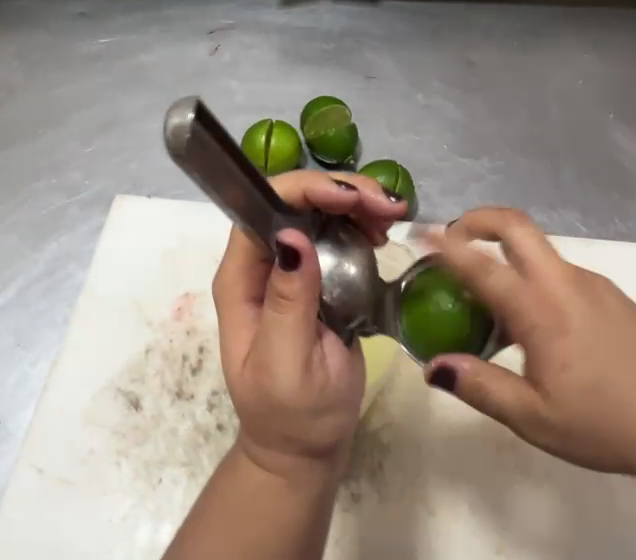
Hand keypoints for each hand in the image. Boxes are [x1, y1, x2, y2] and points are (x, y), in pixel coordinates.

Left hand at [211, 170, 404, 484]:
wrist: (307, 445)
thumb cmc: (291, 412)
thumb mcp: (287, 364)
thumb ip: (289, 301)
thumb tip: (293, 236)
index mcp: (242, 278)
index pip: (262, 209)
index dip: (304, 191)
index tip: (350, 199)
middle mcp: (265, 261)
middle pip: (296, 200)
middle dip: (342, 192)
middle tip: (388, 207)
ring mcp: (294, 265)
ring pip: (322, 209)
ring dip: (359, 203)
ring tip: (393, 216)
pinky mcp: (322, 274)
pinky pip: (341, 231)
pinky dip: (365, 222)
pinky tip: (386, 233)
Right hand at [423, 208, 635, 480]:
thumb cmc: (603, 425)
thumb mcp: (533, 418)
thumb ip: (480, 386)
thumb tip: (434, 365)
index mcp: (542, 310)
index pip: (484, 265)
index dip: (448, 246)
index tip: (422, 232)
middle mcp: (566, 282)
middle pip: (517, 226)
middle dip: (479, 220)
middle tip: (453, 240)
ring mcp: (593, 283)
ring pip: (539, 251)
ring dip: (506, 255)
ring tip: (488, 302)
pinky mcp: (610, 293)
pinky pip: (560, 272)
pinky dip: (534, 278)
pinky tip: (534, 326)